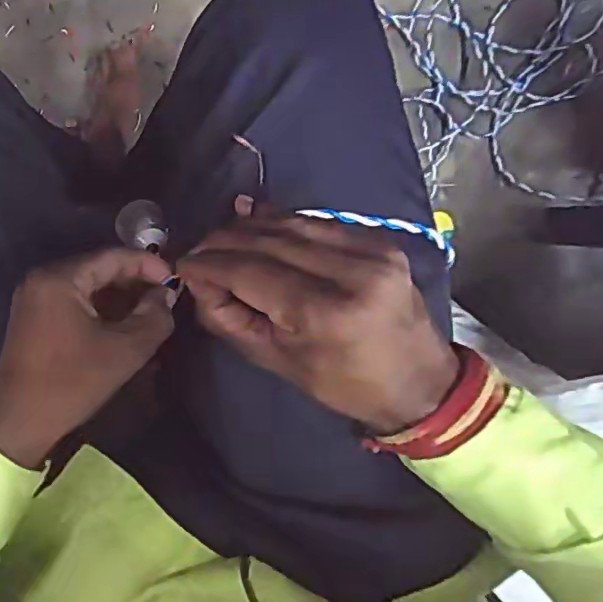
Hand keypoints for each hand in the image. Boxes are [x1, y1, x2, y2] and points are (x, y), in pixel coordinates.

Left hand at [0, 249, 175, 467]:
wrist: (21, 421)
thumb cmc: (72, 383)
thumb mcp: (125, 350)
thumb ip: (154, 317)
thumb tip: (166, 295)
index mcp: (59, 278)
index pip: (111, 256)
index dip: (148, 265)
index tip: (176, 281)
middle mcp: (41, 279)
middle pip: (97, 268)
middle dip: (134, 281)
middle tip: (166, 298)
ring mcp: (33, 298)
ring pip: (85, 286)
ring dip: (119, 296)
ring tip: (151, 311)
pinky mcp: (32, 317)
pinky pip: (72, 301)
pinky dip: (99, 308)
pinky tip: (123, 323)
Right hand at [176, 208, 458, 432]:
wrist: (420, 381)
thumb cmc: (342, 383)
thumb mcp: (274, 360)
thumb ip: (228, 317)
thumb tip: (198, 279)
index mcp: (323, 312)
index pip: (248, 271)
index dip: (208, 264)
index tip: (182, 264)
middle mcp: (350, 271)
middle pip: (267, 240)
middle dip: (222, 242)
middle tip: (196, 251)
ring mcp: (371, 250)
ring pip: (290, 223)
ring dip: (247, 227)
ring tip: (219, 238)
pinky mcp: (380, 240)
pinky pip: (315, 222)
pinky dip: (279, 221)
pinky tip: (252, 218)